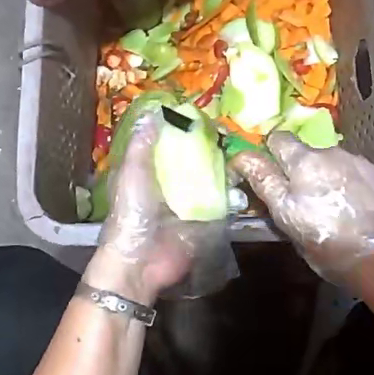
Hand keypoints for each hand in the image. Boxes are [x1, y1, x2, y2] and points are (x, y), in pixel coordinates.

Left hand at [88, 113, 223, 302]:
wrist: (141, 262)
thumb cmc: (131, 214)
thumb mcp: (132, 172)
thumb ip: (143, 144)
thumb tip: (155, 112)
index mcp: (144, 173)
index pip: (163, 146)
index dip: (178, 132)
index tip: (199, 115)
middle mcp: (165, 187)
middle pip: (188, 162)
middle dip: (205, 150)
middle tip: (227, 133)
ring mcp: (184, 205)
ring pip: (205, 181)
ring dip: (220, 170)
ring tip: (240, 152)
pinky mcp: (202, 223)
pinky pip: (218, 204)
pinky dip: (229, 194)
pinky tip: (243, 179)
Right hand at [231, 132, 373, 285]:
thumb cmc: (326, 239)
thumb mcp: (285, 215)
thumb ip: (264, 181)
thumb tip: (240, 156)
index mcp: (303, 161)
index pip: (278, 139)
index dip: (269, 153)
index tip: (266, 173)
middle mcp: (331, 152)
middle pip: (306, 153)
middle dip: (299, 170)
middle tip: (298, 199)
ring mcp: (359, 162)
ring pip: (332, 163)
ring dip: (325, 177)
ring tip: (330, 206)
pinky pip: (354, 173)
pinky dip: (348, 184)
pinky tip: (354, 208)